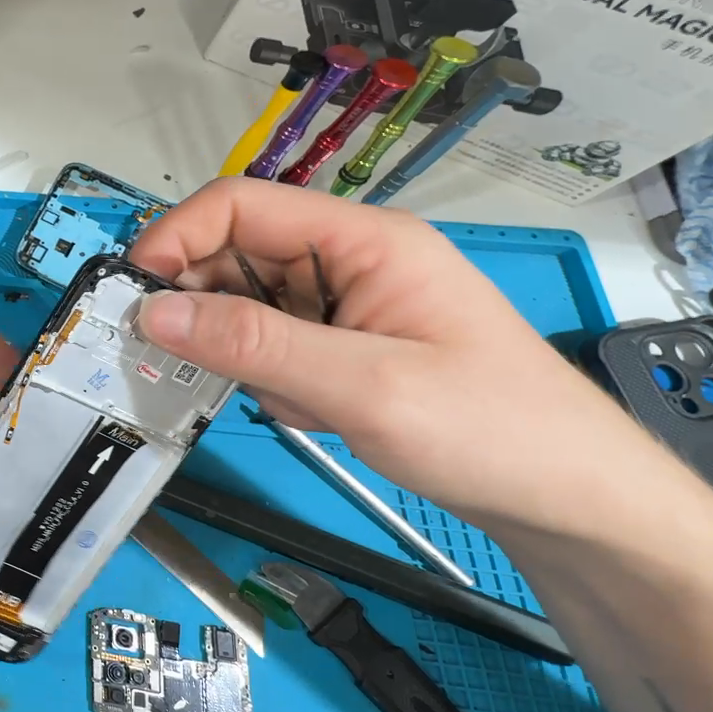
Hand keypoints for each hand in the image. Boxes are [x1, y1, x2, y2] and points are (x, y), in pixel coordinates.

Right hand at [126, 178, 644, 531]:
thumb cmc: (491, 432)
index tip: (134, 298)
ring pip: (239, 301)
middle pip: (230, 252)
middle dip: (196, 304)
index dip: (175, 239)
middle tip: (176, 361)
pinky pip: (263, 340)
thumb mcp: (363, 386)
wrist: (578, 506)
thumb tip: (148, 312)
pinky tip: (303, 408)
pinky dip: (260, 374)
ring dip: (234, 348)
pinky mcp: (337, 339)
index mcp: (360, 240)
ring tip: (273, 395)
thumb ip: (251, 343)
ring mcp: (340, 300)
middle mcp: (343, 258)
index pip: (237, 205)